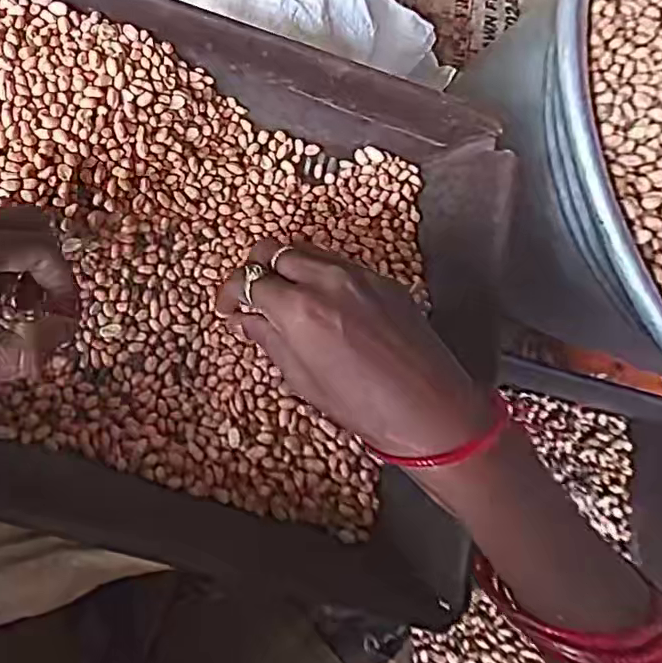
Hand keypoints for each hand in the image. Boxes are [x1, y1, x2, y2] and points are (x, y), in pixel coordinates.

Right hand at [213, 239, 491, 457]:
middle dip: (253, 269)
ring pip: (304, 250)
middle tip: (251, 296)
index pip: (248, 279)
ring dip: (284, 267)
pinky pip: (336, 263)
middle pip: (272, 249)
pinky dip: (317, 274)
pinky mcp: (382, 281)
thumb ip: (267, 337)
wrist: (433, 413)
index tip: (228, 306)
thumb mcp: (300, 377)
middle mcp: (327, 281)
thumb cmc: (364, 407)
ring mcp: (358, 276)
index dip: (230, 292)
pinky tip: (320, 303)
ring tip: (284, 298)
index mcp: (300, 309)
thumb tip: (244, 319)